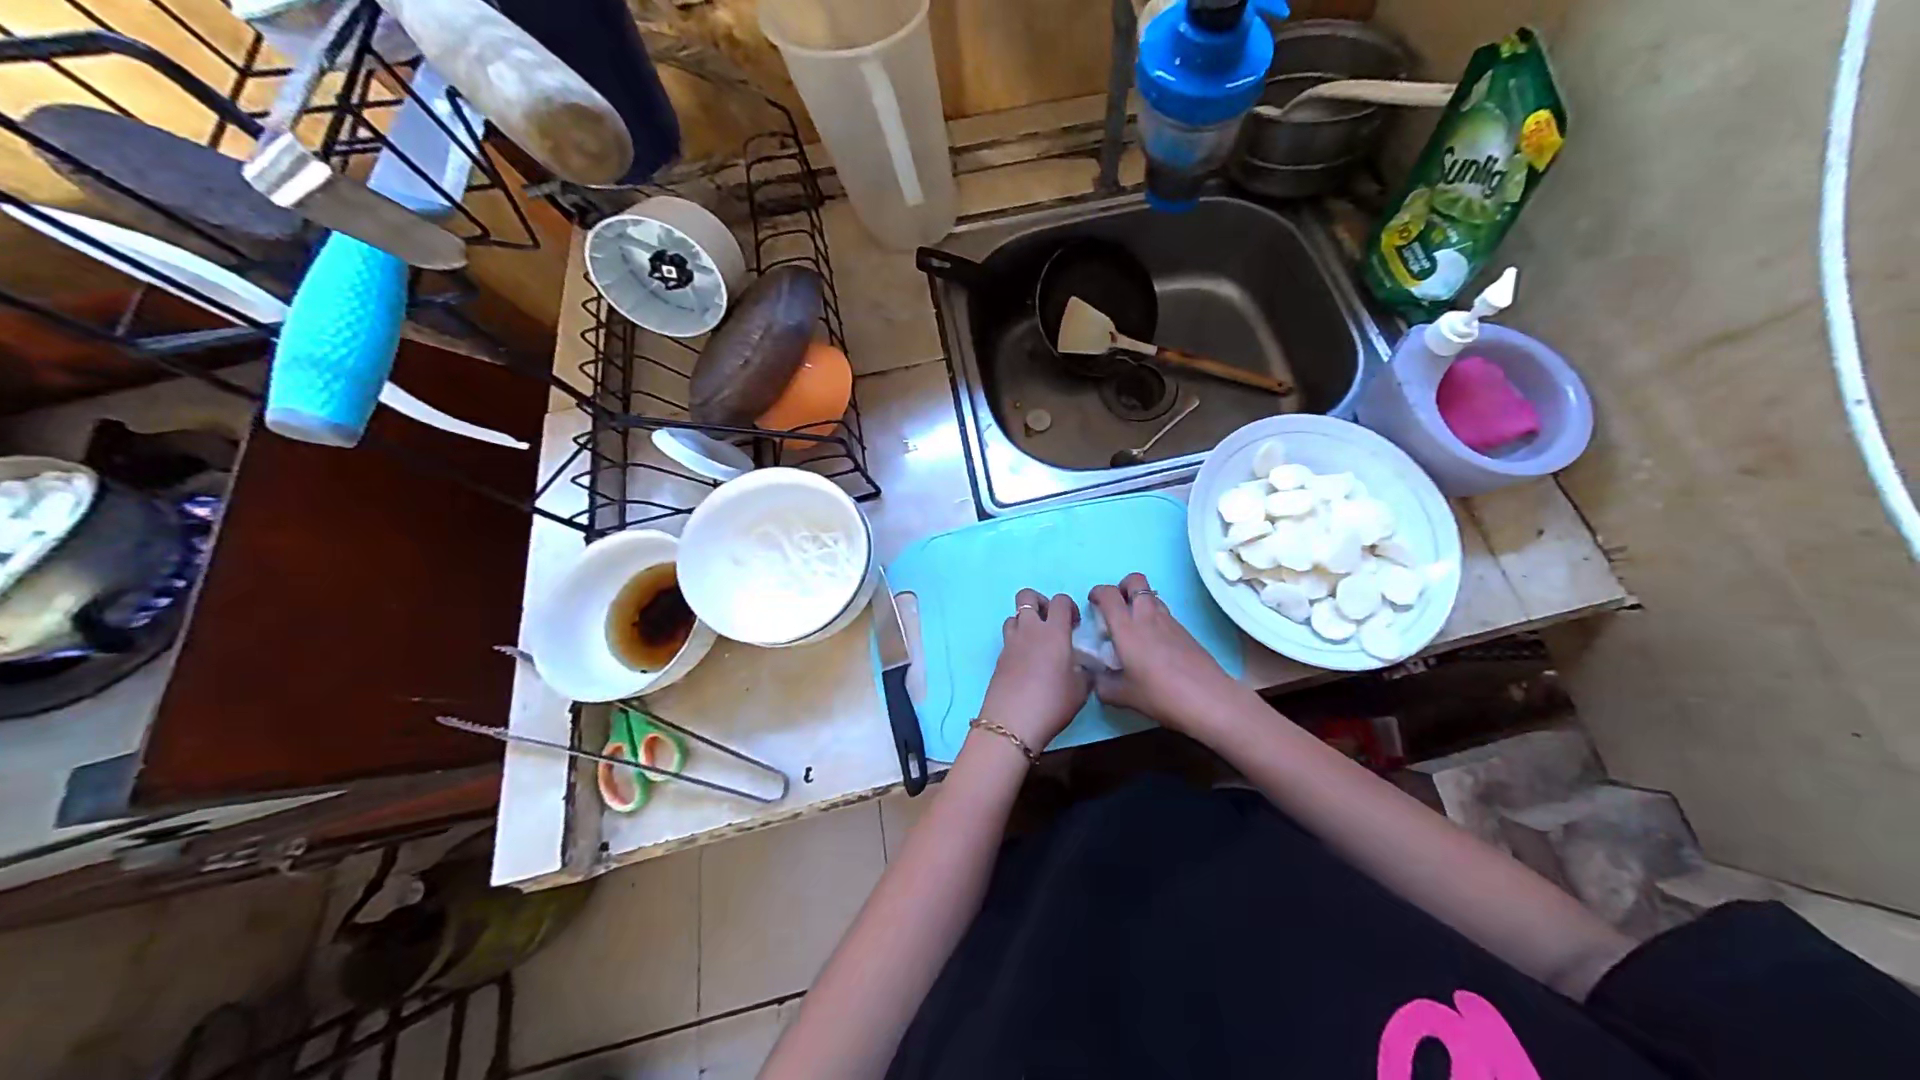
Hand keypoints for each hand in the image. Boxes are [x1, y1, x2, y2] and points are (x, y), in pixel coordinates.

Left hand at [976, 589, 1091, 751]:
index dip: (1069, 606)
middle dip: (1040, 602)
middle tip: (1051, 623)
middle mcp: (1029, 630)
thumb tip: (1083, 667)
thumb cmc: (1052, 702)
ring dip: (1025, 622)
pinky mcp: (998, 658)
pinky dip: (1017, 642)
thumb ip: (1084, 672)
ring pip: (1013, 616)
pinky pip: (1008, 638)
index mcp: (1053, 631)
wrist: (1012, 723)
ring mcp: (1010, 642)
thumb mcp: (1081, 690)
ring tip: (1037, 643)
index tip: (1075, 625)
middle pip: (1027, 596)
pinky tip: (1027, 662)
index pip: (1060, 601)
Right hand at [1088, 573, 1261, 740]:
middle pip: (1135, 580)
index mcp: (1127, 627)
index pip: (1109, 593)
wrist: (1208, 700)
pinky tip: (1153, 643)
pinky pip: (1164, 613)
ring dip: (1139, 601)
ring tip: (1133, 626)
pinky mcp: (1185, 631)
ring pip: (1152, 595)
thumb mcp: (1121, 696)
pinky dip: (1154, 617)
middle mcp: (1148, 616)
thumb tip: (1097, 679)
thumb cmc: (1160, 694)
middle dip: (1122, 586)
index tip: (1093, 604)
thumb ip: (1102, 684)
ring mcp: (1170, 621)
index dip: (1097, 593)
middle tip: (1115, 607)